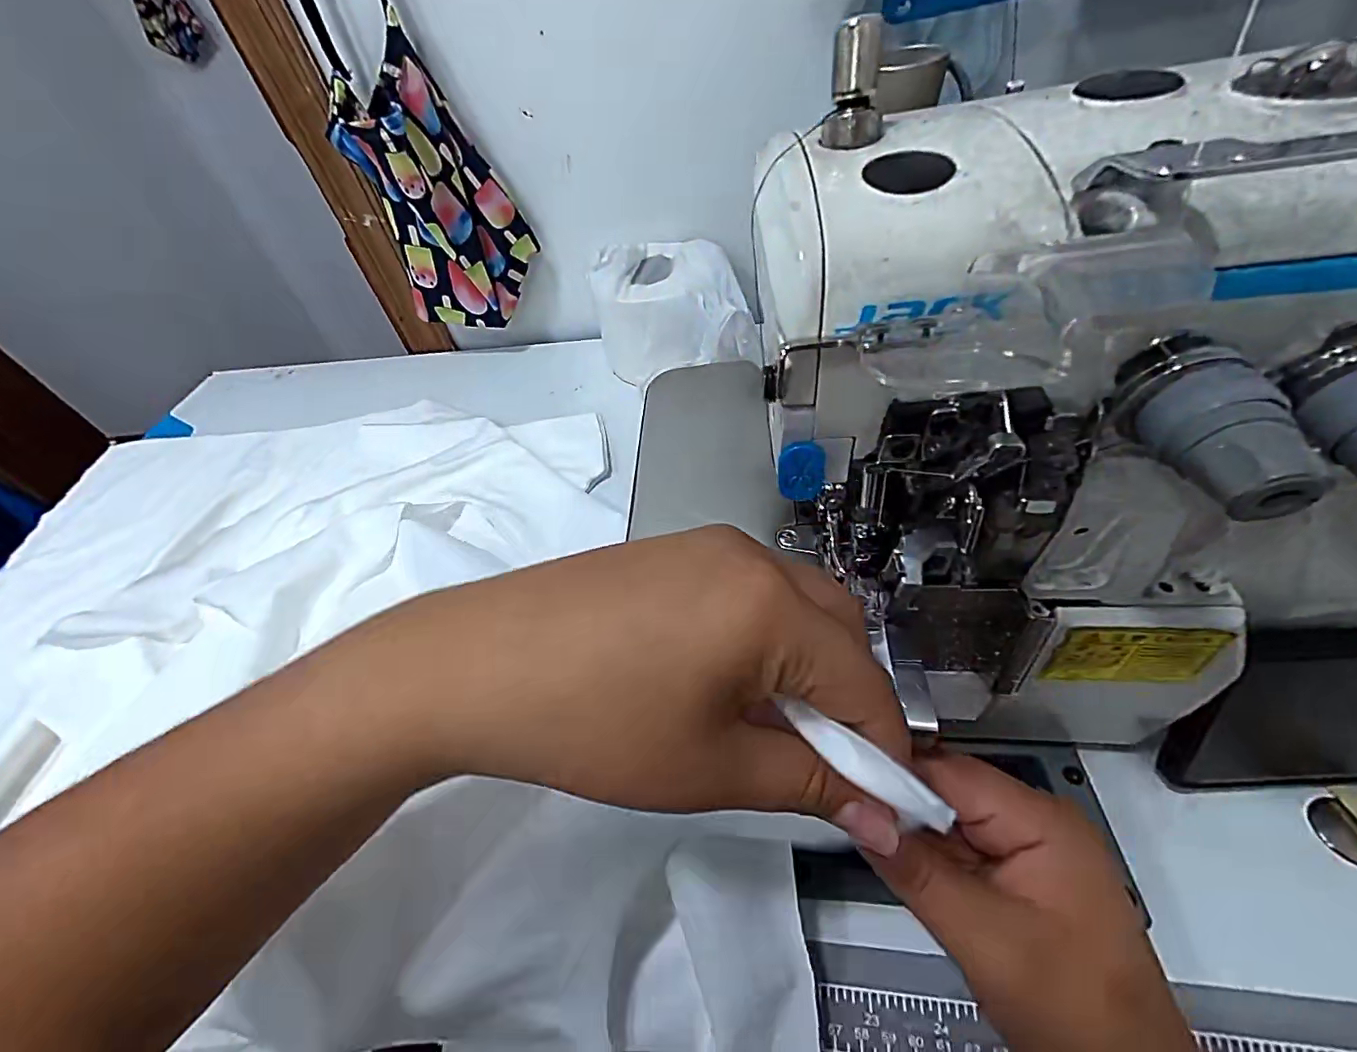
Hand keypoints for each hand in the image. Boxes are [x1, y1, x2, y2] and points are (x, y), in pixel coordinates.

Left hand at [306, 525, 910, 832]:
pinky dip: (759, 636)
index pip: (865, 681)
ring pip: (793, 604)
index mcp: (770, 602)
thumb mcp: (711, 767)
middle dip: (846, 697)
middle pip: (838, 629)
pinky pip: (745, 591)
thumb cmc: (593, 724)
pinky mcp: (669, 549)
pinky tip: (719, 677)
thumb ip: (808, 784)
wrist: (474, 665)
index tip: (882, 803)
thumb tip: (881, 812)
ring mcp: (704, 544)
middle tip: (817, 761)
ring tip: (764, 723)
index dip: (883, 749)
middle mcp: (748, 555)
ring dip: (803, 663)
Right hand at [864, 755, 1194, 1051]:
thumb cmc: (1085, 1013)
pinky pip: (958, 845)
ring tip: (885, 851)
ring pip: (947, 818)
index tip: (851, 788)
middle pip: (946, 789)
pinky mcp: (1016, 871)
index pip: (948, 771)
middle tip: (860, 822)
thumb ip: (917, 872)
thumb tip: (866, 822)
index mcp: (1044, 823)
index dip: (893, 776)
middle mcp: (1039, 824)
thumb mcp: (983, 936)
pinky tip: (912, 870)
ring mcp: (1028, 848)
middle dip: (900, 807)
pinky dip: (930, 855)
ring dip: (912, 833)